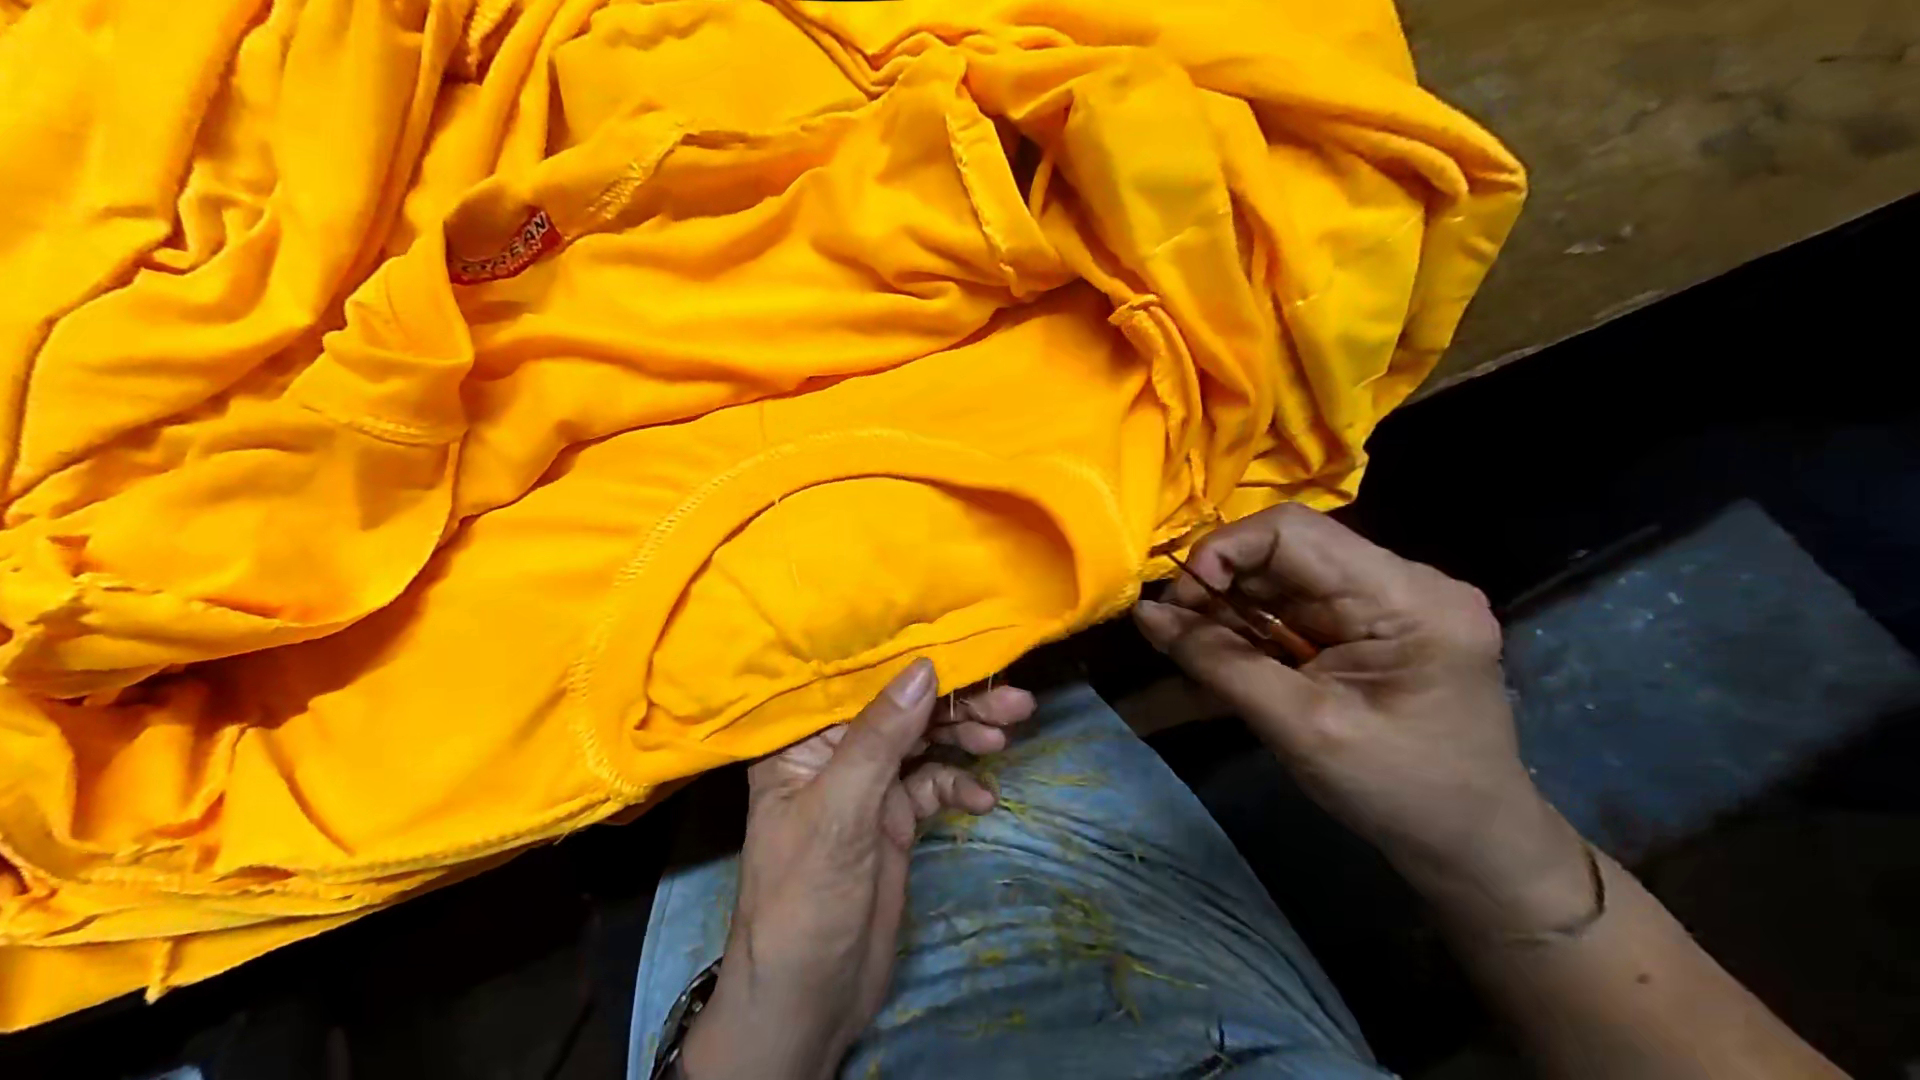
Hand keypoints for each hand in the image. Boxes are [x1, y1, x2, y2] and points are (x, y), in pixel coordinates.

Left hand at [680, 659, 1035, 1079]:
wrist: (810, 1002)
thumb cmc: (804, 901)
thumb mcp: (839, 814)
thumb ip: (880, 738)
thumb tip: (924, 668)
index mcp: (803, 742)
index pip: (860, 684)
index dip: (912, 664)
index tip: (969, 652)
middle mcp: (836, 754)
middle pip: (903, 712)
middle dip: (957, 704)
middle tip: (1014, 702)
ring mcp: (868, 786)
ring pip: (924, 743)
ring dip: (966, 737)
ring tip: (1005, 736)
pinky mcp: (895, 817)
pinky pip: (934, 785)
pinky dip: (960, 785)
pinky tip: (983, 799)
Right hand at [1133, 505, 1591, 934]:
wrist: (1472, 845)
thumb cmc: (1398, 792)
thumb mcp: (1298, 726)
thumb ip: (1217, 662)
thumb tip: (1145, 614)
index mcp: (1407, 598)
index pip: (1292, 531)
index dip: (1223, 552)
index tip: (1180, 602)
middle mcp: (1403, 582)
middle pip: (1284, 553)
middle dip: (1221, 589)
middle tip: (1179, 634)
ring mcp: (1390, 601)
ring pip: (1281, 579)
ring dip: (1231, 613)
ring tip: (1200, 654)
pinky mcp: (1374, 623)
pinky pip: (1294, 607)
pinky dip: (1253, 631)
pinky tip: (1230, 660)